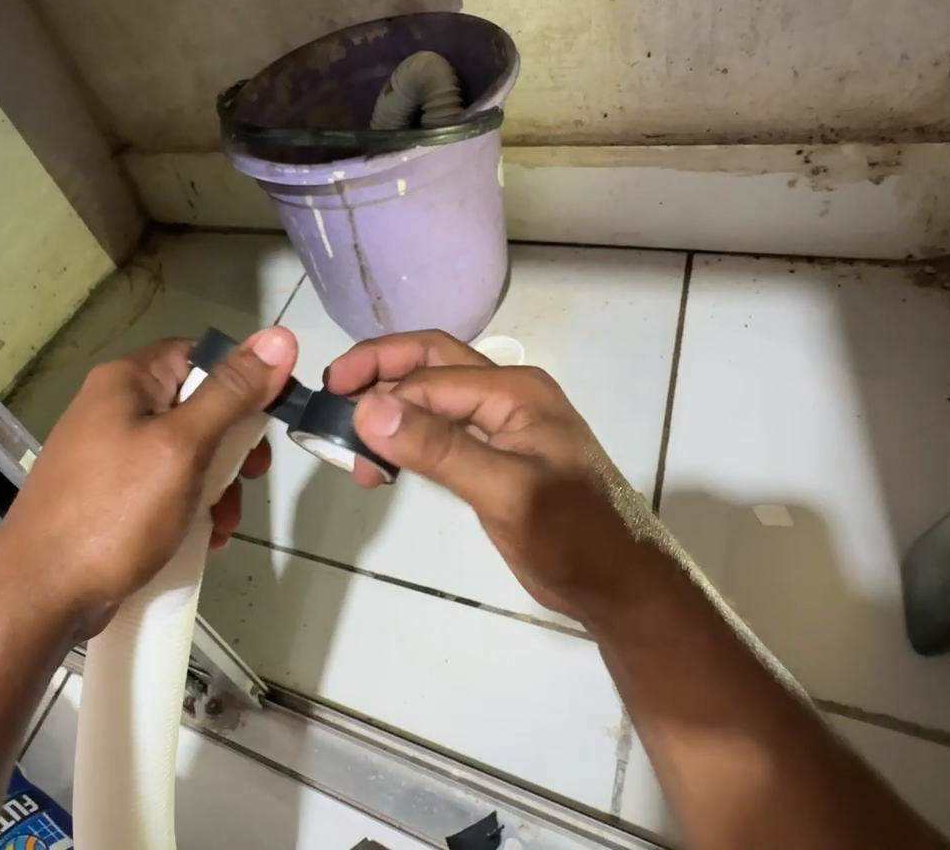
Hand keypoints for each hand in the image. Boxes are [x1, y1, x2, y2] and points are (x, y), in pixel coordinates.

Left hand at [0, 328, 295, 638]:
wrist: (39, 595)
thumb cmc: (115, 511)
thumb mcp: (184, 446)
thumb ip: (233, 393)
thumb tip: (281, 337)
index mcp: (128, 380)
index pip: (200, 355)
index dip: (240, 380)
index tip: (269, 418)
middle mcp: (116, 407)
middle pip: (198, 407)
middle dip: (232, 448)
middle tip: (250, 477)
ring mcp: (110, 454)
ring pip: (187, 453)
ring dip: (216, 486)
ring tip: (221, 524)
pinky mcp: (110, 495)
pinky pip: (165, 486)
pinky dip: (189, 508)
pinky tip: (201, 539)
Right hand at [326, 330, 659, 624]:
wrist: (620, 586)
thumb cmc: (573, 537)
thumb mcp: (505, 492)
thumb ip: (438, 448)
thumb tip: (368, 408)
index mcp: (514, 390)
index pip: (430, 375)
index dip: (379, 389)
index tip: (333, 419)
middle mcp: (506, 394)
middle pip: (428, 363)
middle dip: (377, 372)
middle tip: (330, 395)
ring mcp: (500, 423)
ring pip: (430, 396)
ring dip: (388, 409)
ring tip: (350, 445)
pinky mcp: (492, 453)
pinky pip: (438, 428)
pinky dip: (405, 437)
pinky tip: (382, 462)